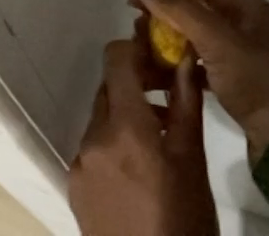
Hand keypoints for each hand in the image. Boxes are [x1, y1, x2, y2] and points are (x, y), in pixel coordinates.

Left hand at [69, 38, 218, 235]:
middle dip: (136, 85)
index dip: (135, 49)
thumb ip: (185, 102)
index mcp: (124, 127)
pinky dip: (113, 144)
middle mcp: (93, 138)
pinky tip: (139, 168)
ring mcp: (79, 164)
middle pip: (109, 89)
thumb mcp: (193, 160)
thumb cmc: (185, 219)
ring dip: (126, 116)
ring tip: (159, 138)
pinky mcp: (74, 187)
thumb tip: (183, 56)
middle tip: (167, 96)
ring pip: (102, 119)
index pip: (116, 61)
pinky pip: (93, 148)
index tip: (159, 56)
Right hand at [133, 0, 268, 162]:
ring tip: (144, 57)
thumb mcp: (217, 41)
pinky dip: (187, 71)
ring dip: (174, 49)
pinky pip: (208, 70)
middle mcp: (252, 29)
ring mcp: (249, 60)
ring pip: (202, 45)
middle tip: (136, 34)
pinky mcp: (244, 87)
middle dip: (167, 24)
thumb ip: (178, 9)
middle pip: (200, 17)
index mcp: (252, 9)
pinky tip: (166, 80)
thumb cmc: (257, 83)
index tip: (133, 6)